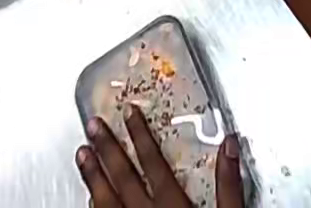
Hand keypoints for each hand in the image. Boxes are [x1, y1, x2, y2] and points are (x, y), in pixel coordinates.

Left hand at [76, 109, 242, 207]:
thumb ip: (228, 186)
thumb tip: (228, 143)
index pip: (154, 165)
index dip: (141, 136)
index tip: (128, 112)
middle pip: (124, 180)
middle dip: (108, 150)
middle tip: (92, 125)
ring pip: (108, 206)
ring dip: (93, 179)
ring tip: (81, 155)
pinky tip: (88, 201)